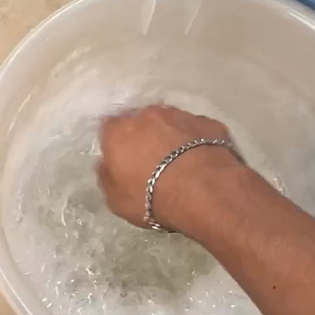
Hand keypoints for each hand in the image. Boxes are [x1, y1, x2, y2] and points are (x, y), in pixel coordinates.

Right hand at [97, 105, 245, 231]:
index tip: (121, 158)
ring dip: (170, 136)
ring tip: (178, 160)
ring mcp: (181, 115)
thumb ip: (107, 176)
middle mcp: (147, 115)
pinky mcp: (208, 122)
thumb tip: (105, 164)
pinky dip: (195, 140)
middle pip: (141, 120)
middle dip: (143, 135)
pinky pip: (196, 130)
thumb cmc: (150, 197)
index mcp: (118, 131)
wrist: (203, 191)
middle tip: (150, 159)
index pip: (108, 128)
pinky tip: (200, 159)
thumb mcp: (115, 199)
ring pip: (170, 121)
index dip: (115, 142)